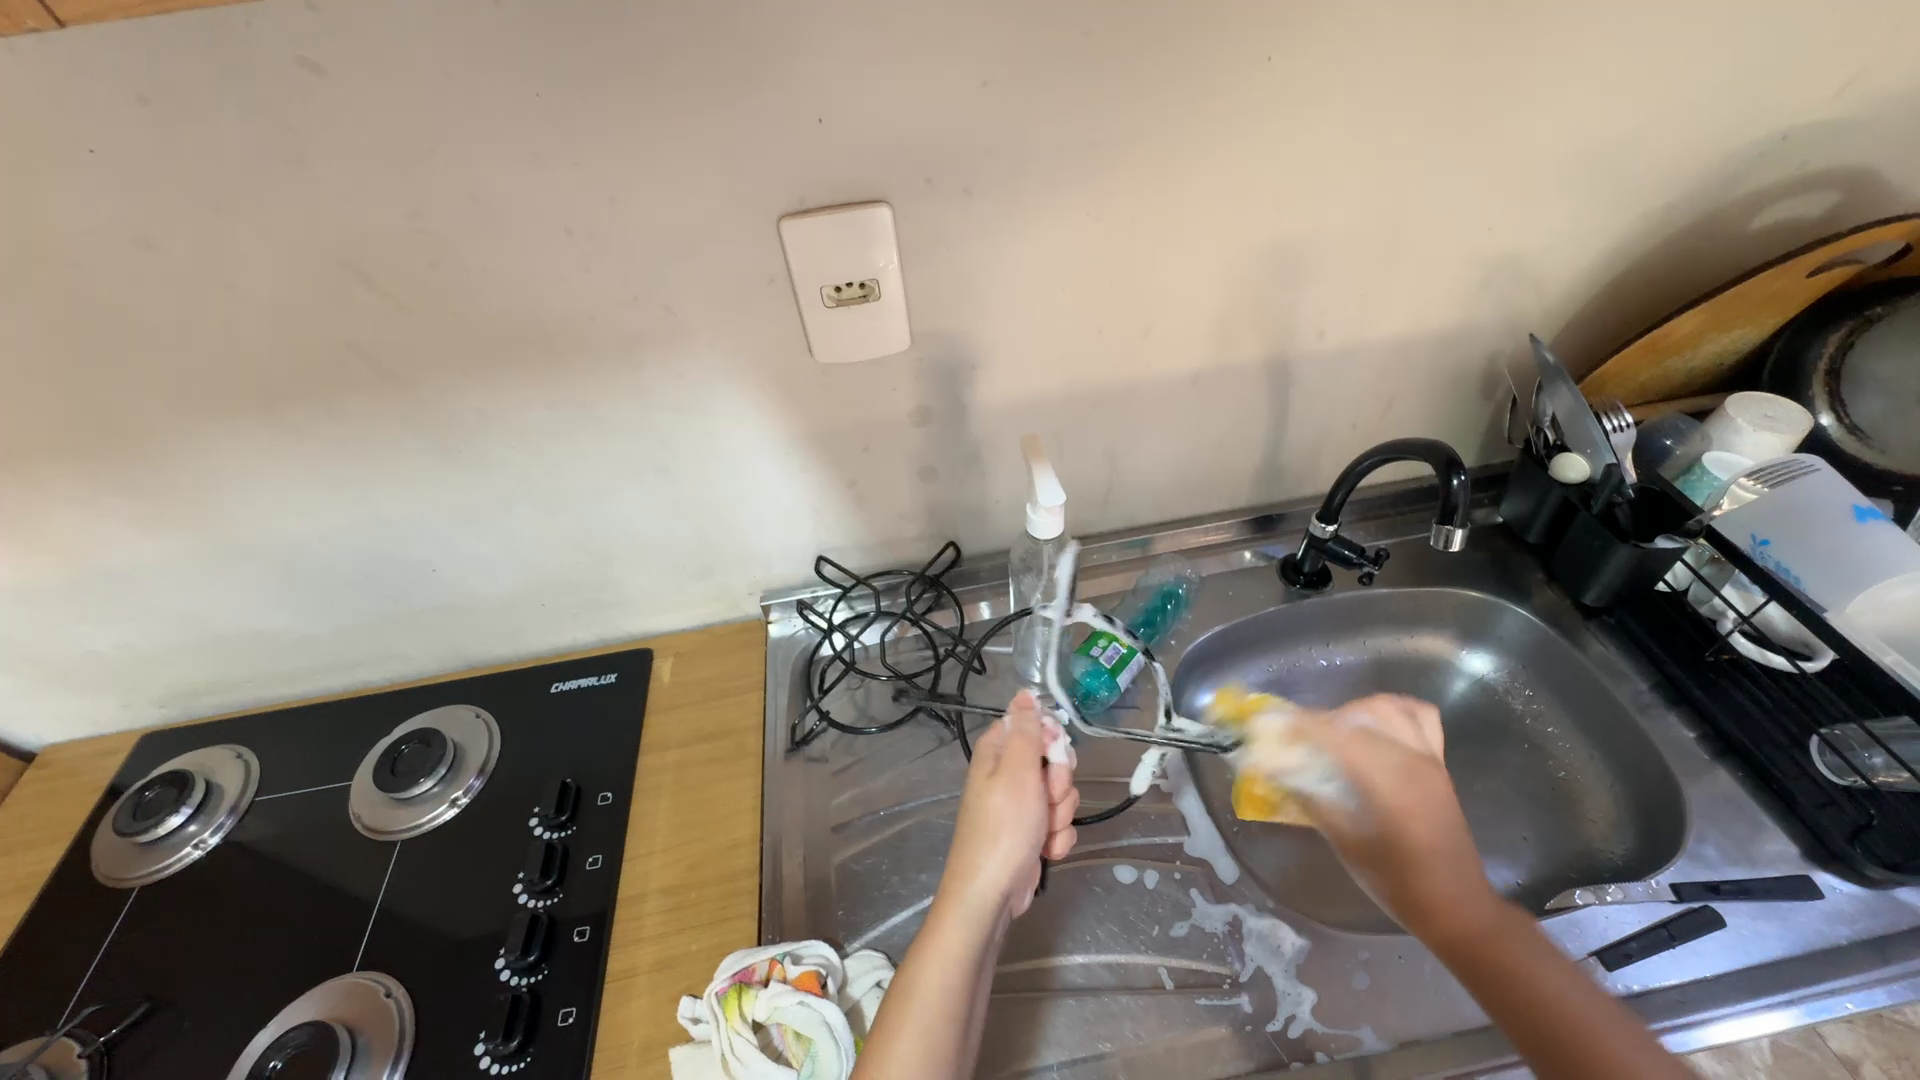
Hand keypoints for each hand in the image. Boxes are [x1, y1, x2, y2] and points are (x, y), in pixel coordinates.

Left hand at [937, 691, 1079, 921]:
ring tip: (1041, 831)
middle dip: (1060, 783)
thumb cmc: (1003, 826)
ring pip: (1062, 795)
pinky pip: (1060, 824)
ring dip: (1059, 815)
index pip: (1034, 725)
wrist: (992, 892)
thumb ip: (1026, 729)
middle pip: (1055, 760)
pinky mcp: (1033, 833)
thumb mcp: (1017, 769)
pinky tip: (1044, 851)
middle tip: (1046, 797)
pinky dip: (1057, 839)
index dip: (1051, 740)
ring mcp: (1021, 806)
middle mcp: (1008, 774)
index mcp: (998, 752)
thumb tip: (1024, 692)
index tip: (1054, 756)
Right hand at [1290, 694, 1503, 943]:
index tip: (1267, 722)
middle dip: (1320, 719)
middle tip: (1295, 738)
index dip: (1296, 723)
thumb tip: (1274, 767)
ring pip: (1388, 707)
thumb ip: (1309, 796)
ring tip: (1332, 731)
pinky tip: (1372, 729)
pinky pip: (1418, 718)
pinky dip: (1392, 712)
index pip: (1332, 732)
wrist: (1454, 904)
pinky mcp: (1438, 764)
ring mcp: (1427, 757)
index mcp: (1384, 777)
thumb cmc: (1394, 879)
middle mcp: (1408, 757)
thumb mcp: (1343, 840)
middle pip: (1357, 714)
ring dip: (1354, 711)